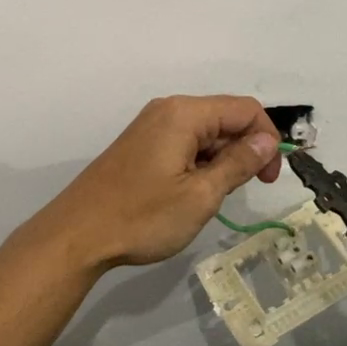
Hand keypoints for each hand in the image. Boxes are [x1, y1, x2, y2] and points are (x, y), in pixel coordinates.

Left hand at [19, 95, 282, 269]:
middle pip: (224, 118)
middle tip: (246, 190)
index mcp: (184, 114)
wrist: (78, 235)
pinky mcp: (140, 146)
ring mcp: (150, 127)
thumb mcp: (200, 195)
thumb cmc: (142, 216)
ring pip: (204, 134)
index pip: (245, 110)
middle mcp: (167, 111)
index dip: (267, 139)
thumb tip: (266, 140)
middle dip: (245, 149)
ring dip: (221, 160)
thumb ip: (237, 163)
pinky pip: (183, 144)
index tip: (268, 178)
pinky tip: (192, 194)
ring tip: (214, 197)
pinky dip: (199, 163)